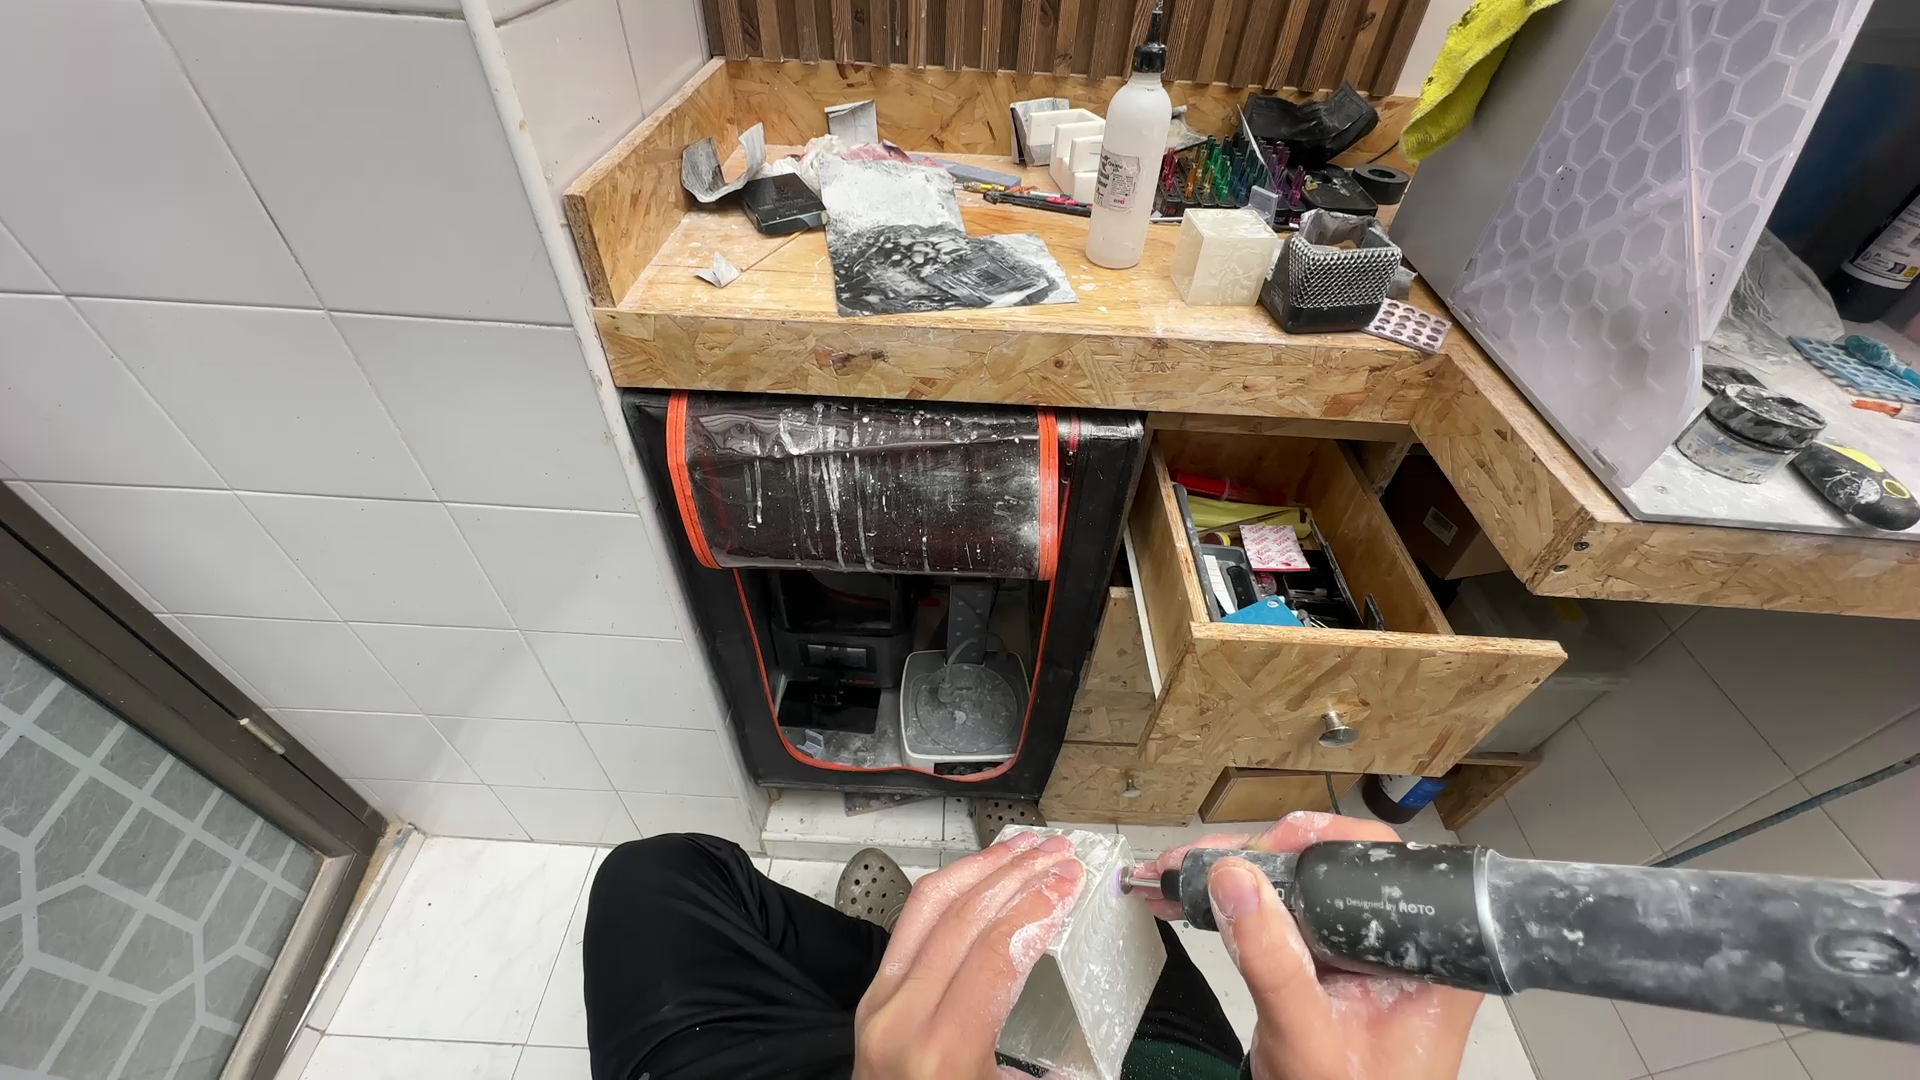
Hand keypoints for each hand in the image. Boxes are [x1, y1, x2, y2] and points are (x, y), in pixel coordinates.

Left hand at [852, 831, 1085, 1079]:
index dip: (1039, 909)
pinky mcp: (872, 993)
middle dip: (1020, 875)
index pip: (995, 953)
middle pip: (965, 916)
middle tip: (1060, 854)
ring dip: (983, 866)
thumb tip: (1092, 1056)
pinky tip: (980, 871)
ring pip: (931, 903)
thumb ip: (1054, 1078)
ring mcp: (879, 999)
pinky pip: (911, 921)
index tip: (1072, 882)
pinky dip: (952, 885)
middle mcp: (900, 1016)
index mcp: (939, 1054)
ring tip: (1024, 844)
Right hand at [1145, 812, 1480, 1079]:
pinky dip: (1232, 898)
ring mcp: (1359, 945)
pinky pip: (1279, 905)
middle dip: (1249, 855)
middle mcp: (1397, 939)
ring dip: (1231, 871)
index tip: (1252, 854)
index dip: (1312, 843)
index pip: (1377, 861)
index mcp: (1423, 955)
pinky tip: (1187, 896)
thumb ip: (1273, 963)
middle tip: (1192, 861)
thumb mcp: (1306, 1039)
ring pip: (1294, 878)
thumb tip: (1232, 876)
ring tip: (1174, 872)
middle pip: (1325, 862)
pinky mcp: (1328, 954)